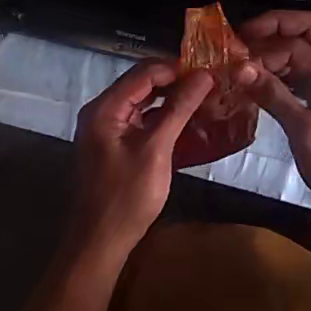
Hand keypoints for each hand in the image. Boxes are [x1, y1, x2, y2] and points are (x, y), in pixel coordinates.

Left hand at [71, 61, 213, 249]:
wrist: (100, 241)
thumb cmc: (127, 196)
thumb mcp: (156, 149)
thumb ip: (178, 109)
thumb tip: (203, 76)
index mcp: (105, 108)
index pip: (144, 72)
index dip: (177, 68)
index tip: (209, 71)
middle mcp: (101, 111)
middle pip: (141, 83)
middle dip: (175, 80)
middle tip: (210, 83)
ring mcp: (106, 128)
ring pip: (141, 100)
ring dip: (170, 98)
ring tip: (203, 98)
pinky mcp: (114, 144)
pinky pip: (140, 119)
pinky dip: (161, 116)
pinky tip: (185, 120)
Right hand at [236, 10, 310, 221]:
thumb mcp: (304, 132)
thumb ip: (273, 95)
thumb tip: (239, 67)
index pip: (297, 45)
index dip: (263, 49)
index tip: (234, 60)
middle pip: (309, 32)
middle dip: (274, 29)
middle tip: (240, 40)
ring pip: (306, 53)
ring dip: (276, 53)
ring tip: (243, 64)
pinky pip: (307, 76)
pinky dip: (283, 74)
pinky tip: (260, 85)